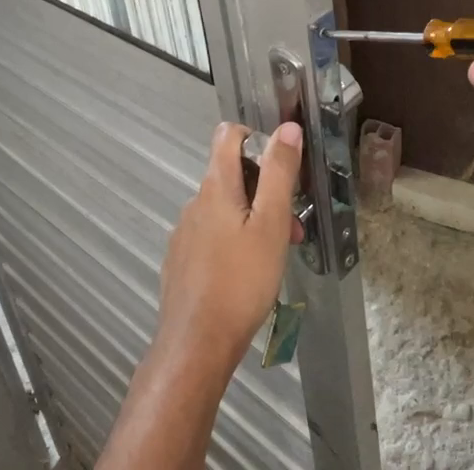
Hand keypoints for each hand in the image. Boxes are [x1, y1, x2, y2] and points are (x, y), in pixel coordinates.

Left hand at [151, 120, 303, 381]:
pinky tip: (249, 275)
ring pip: (225, 210)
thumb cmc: (240, 281)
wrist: (196, 344)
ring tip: (277, 256)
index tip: (282, 165)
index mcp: (216, 187)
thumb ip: (279, 173)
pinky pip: (213, 236)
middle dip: (266, 191)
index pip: (228, 135)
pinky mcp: (182, 261)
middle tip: (292, 227)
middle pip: (232, 176)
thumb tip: (287, 128)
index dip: (257, 138)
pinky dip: (236, 242)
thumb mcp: (270, 224)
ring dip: (255, 221)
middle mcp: (195, 203)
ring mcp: (185, 233)